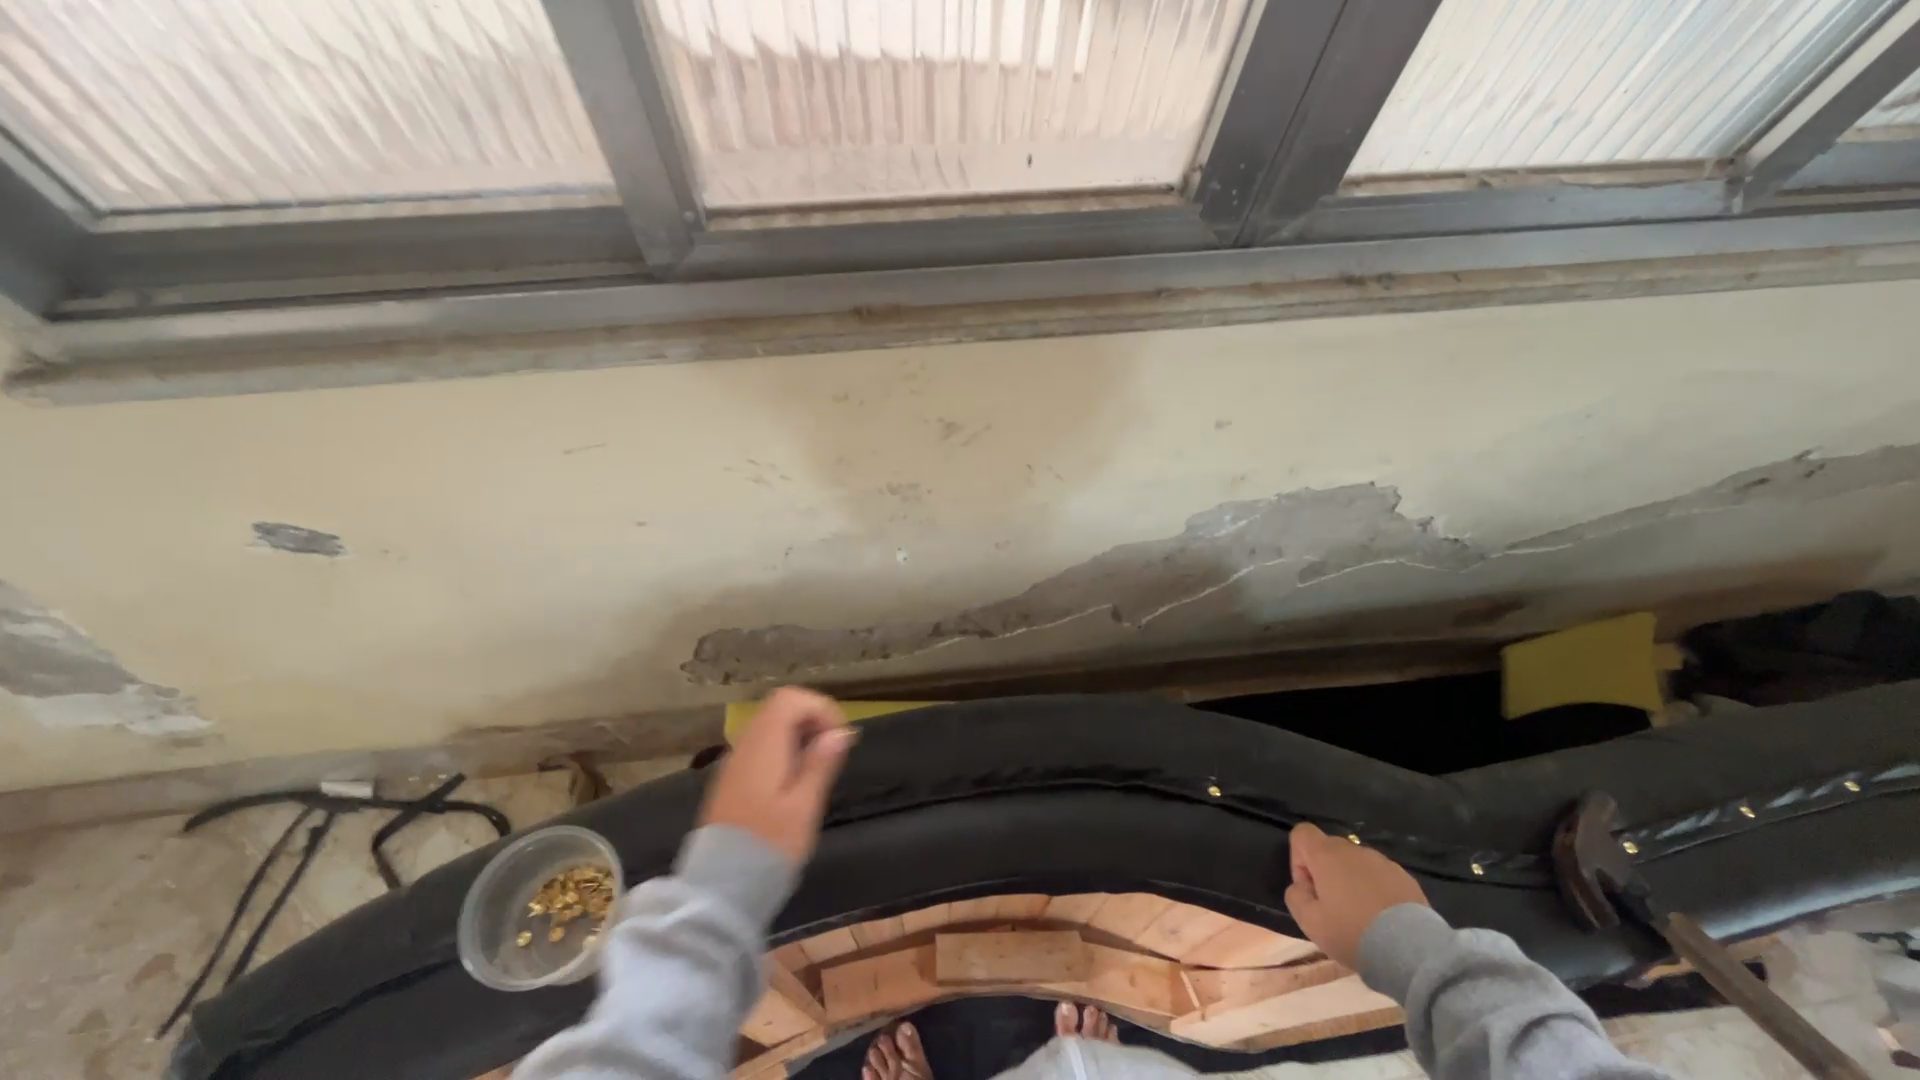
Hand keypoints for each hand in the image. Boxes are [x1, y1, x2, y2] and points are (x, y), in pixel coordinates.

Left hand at [699, 686, 855, 861]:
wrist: (722, 885)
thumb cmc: (770, 844)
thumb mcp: (804, 806)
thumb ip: (820, 764)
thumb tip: (838, 733)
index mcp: (763, 745)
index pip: (790, 699)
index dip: (820, 708)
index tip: (839, 738)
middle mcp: (745, 746)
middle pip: (779, 708)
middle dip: (811, 720)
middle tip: (831, 753)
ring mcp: (734, 763)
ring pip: (769, 728)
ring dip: (798, 737)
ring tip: (817, 770)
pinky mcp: (731, 780)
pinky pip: (760, 748)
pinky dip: (782, 751)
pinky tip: (794, 784)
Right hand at [1284, 822, 1429, 969]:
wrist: (1411, 951)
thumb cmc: (1353, 933)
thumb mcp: (1310, 922)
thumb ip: (1295, 896)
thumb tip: (1301, 886)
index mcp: (1327, 855)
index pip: (1302, 833)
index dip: (1298, 859)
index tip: (1310, 889)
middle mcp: (1354, 850)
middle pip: (1329, 848)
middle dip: (1325, 872)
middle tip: (1332, 907)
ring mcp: (1383, 862)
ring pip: (1356, 863)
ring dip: (1351, 881)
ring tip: (1361, 915)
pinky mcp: (1405, 877)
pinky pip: (1380, 876)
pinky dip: (1375, 889)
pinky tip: (1382, 918)